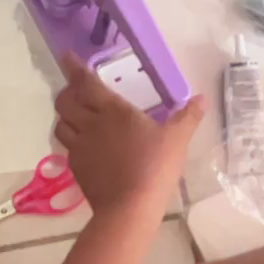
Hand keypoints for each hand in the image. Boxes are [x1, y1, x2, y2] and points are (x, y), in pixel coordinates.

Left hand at [53, 55, 205, 214]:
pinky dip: (71, 140)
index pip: (86, 82)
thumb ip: (188, 116)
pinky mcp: (76, 167)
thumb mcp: (177, 139)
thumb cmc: (154, 167)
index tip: (66, 57)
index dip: (74, 67)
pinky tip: (83, 145)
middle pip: (65, 101)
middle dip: (66, 92)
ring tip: (75, 116)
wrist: (129, 206)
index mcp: (113, 110)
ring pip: (61, 124)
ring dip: (65, 116)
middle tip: (75, 91)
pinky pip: (67, 147)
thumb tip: (202, 98)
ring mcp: (80, 147)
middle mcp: (90, 124)